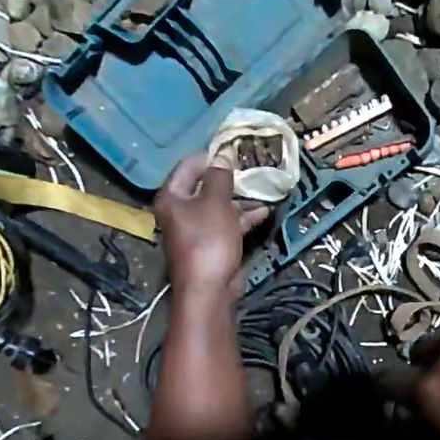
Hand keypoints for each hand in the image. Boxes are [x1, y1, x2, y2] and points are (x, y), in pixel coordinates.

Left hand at [155, 156, 269, 294]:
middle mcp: (182, 209)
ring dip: (243, 199)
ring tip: (266, 190)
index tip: (236, 151)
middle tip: (255, 169)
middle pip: (206, 185)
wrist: (209, 288)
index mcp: (173, 196)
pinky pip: (229, 222)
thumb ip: (220, 177)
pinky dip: (245, 217)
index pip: (190, 165)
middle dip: (232, 179)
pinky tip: (265, 211)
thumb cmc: (208, 240)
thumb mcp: (215, 203)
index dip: (212, 156)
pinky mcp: (213, 242)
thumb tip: (223, 157)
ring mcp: (198, 227)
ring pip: (221, 205)